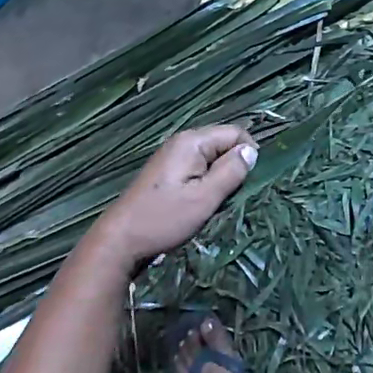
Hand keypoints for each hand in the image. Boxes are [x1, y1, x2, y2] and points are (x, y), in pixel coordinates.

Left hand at [90, 125, 258, 265]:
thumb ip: (231, 171)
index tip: (248, 182)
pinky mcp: (169, 172)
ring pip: (212, 158)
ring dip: (221, 177)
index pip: (235, 133)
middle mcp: (182, 142)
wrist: (120, 240)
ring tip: (219, 200)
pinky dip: (207, 182)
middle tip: (233, 194)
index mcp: (192, 141)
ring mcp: (173, 156)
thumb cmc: (164, 219)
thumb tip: (252, 151)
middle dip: (234, 165)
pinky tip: (203, 202)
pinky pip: (199, 168)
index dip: (248, 154)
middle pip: (224, 143)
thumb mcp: (204, 198)